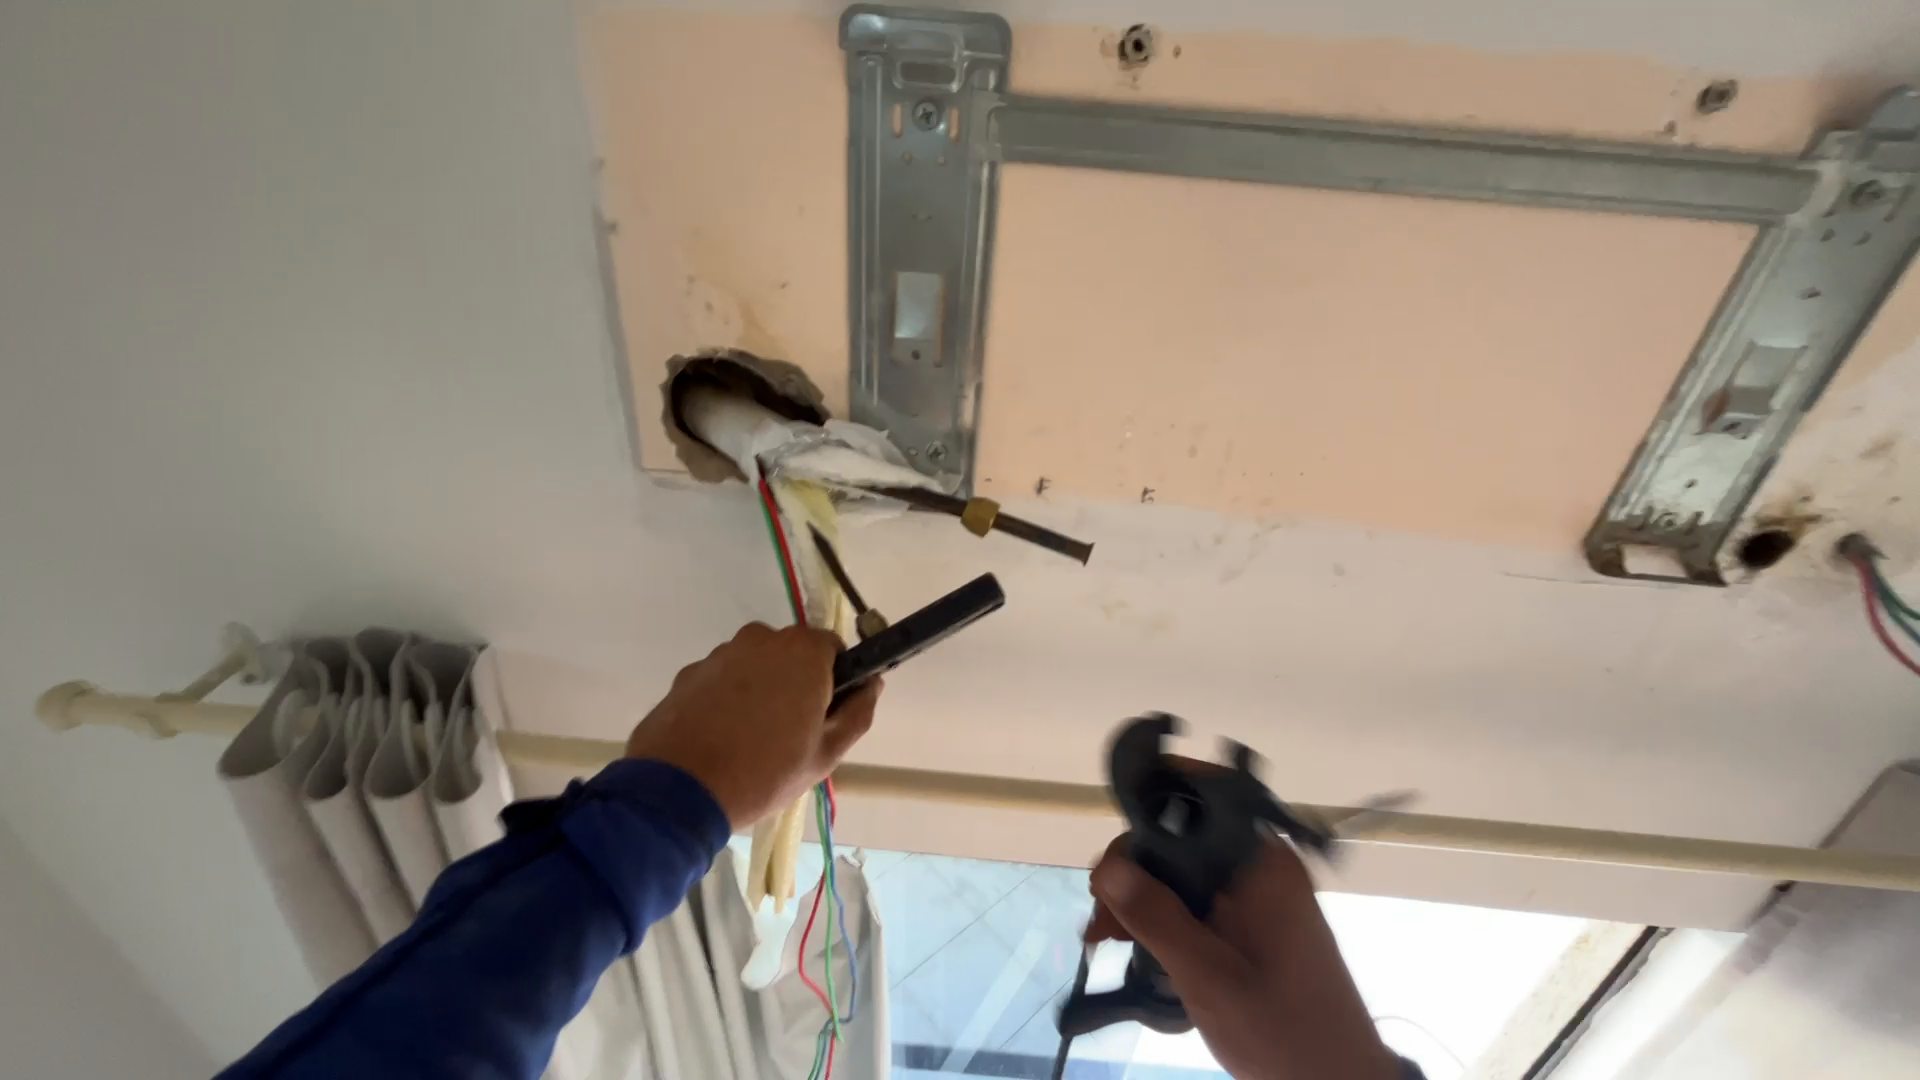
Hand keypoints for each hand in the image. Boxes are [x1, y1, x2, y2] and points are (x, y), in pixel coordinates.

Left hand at [624, 622, 880, 827]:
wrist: (678, 792)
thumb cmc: (765, 771)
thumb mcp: (826, 753)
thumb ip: (858, 712)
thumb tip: (872, 684)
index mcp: (802, 651)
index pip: (832, 648)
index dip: (834, 678)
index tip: (825, 712)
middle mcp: (761, 639)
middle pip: (791, 653)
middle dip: (796, 681)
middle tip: (791, 731)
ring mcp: (720, 654)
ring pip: (754, 665)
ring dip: (759, 689)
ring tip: (749, 738)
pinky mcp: (687, 674)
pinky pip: (721, 680)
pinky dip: (726, 699)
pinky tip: (720, 737)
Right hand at [1087, 836, 1401, 1079]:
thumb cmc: (1284, 1033)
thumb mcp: (1211, 978)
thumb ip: (1158, 918)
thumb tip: (1106, 866)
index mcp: (1262, 862)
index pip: (1198, 798)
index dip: (1147, 809)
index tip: (1110, 856)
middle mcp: (1259, 862)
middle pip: (1180, 835)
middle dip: (1133, 868)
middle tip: (1100, 917)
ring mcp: (1255, 889)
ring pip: (1182, 866)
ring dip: (1141, 892)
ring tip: (1105, 934)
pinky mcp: (1250, 915)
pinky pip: (1196, 893)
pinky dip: (1161, 909)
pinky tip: (1130, 936)